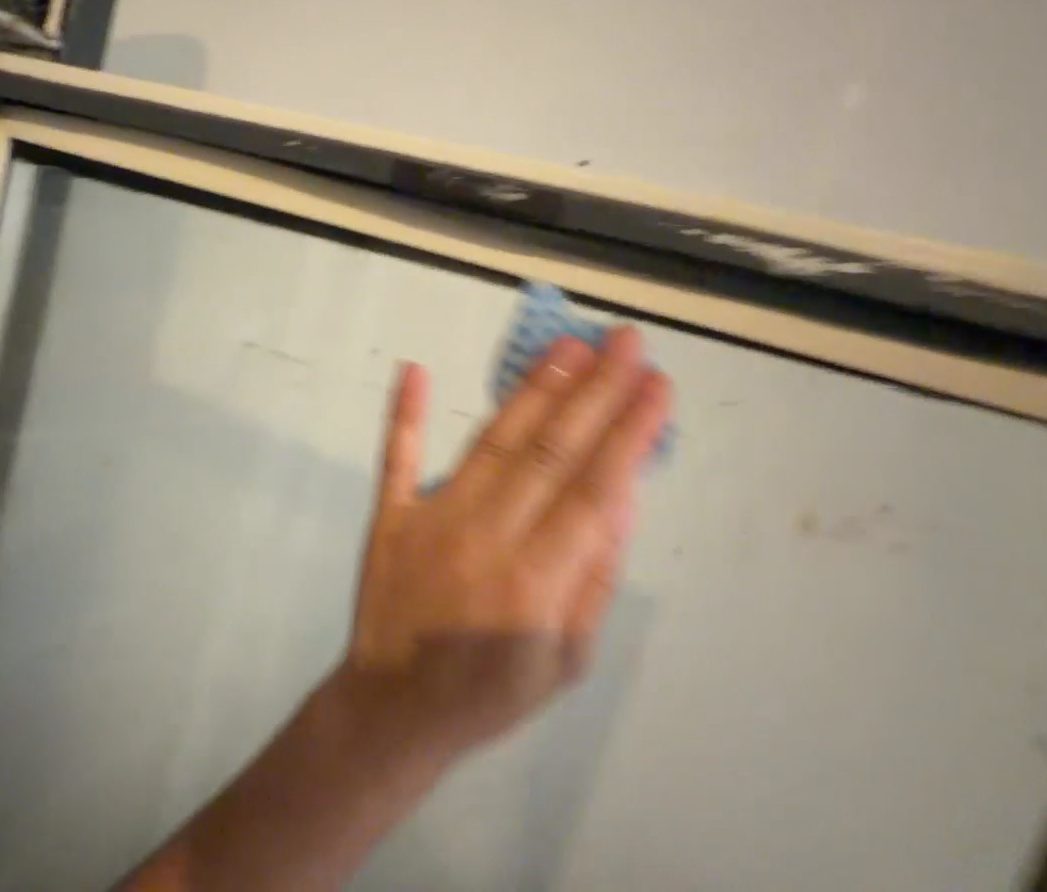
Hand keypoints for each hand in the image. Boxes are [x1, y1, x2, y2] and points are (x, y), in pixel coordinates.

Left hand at [328, 328, 670, 757]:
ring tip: (565, 345)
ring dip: (532, 390)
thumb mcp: (568, 659)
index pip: (594, 488)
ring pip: (492, 442)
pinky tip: (412, 368)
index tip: (656, 382)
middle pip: (550, 450)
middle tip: (624, 339)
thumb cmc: (492, 690)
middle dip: (594, 391)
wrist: (395, 707)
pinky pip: (397, 458)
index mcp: (536, 578)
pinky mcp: (390, 517)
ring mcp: (432, 519)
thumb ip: (596, 577)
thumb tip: (623, 495)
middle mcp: (485, 535)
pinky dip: (404, 413)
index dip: (628, 431)